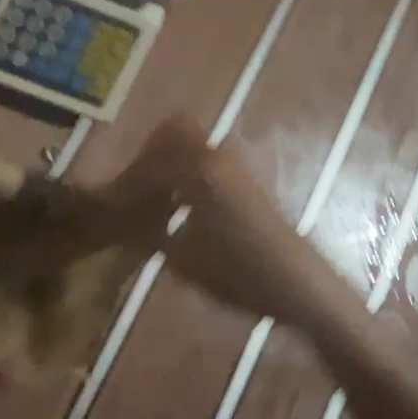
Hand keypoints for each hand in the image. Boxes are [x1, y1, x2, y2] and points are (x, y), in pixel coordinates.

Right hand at [112, 118, 346, 322]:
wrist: (300, 287)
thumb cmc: (237, 273)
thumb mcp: (182, 258)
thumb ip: (153, 231)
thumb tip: (128, 219)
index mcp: (199, 169)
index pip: (154, 150)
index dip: (133, 171)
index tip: (117, 195)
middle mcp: (220, 157)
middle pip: (178, 131)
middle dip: (154, 153)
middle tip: (137, 186)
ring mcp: (240, 168)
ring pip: (197, 147)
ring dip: (176, 163)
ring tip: (158, 200)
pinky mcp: (253, 184)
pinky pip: (213, 164)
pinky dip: (194, 176)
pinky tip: (187, 212)